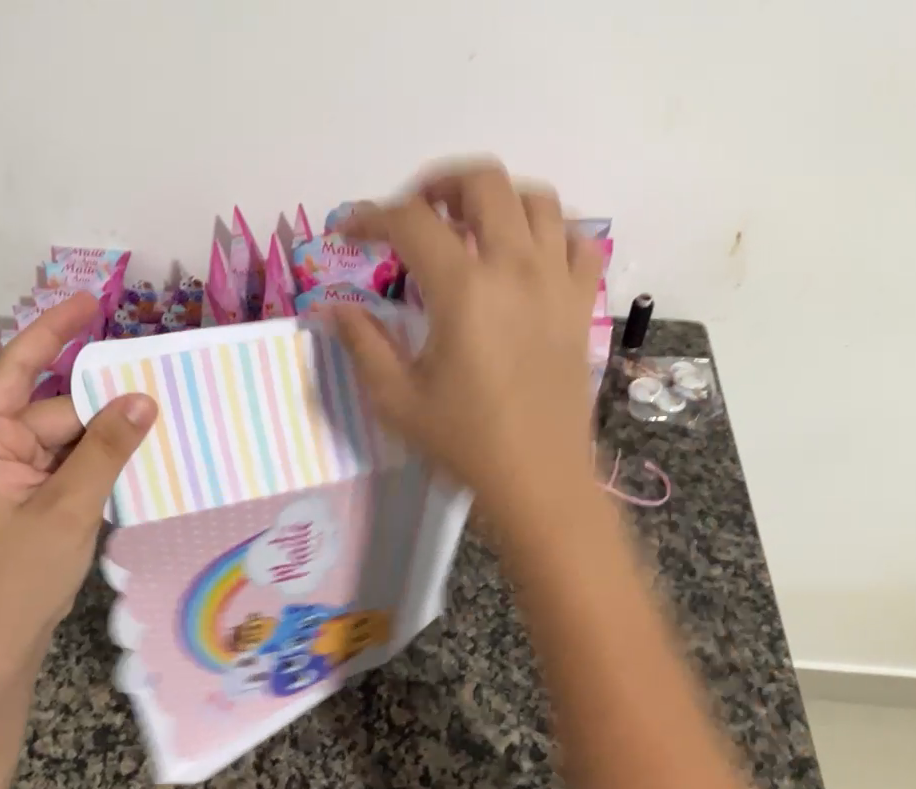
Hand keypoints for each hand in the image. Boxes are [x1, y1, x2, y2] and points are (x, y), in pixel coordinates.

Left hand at [0, 293, 155, 674]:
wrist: (4, 637)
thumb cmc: (22, 574)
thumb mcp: (69, 507)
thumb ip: (106, 450)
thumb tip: (143, 400)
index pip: (17, 369)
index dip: (53, 332)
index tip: (91, 303)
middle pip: (56, 408)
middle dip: (102, 405)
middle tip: (158, 392)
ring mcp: (16, 471)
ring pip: (71, 436)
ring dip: (108, 437)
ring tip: (160, 425)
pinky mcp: (36, 494)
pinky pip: (74, 462)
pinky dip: (103, 460)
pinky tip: (140, 457)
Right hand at [328, 159, 602, 525]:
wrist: (539, 479)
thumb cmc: (464, 442)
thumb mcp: (397, 399)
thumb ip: (363, 344)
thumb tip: (334, 308)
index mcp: (463, 289)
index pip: (411, 221)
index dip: (371, 216)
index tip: (350, 232)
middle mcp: (515, 268)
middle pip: (483, 181)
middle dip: (440, 184)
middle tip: (416, 215)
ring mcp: (557, 282)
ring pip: (538, 200)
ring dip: (498, 201)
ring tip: (472, 227)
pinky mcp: (582, 304)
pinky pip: (579, 242)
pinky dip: (552, 234)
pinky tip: (528, 259)